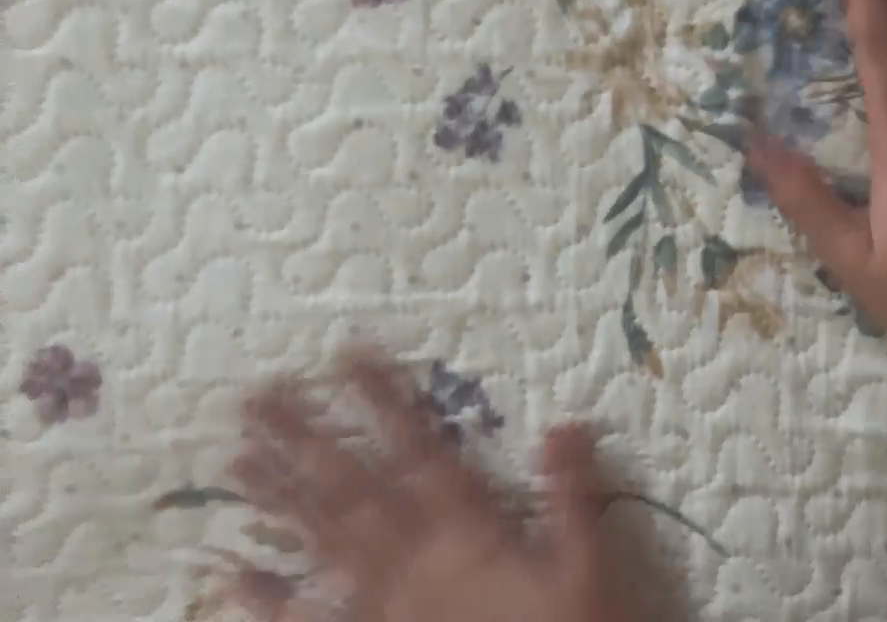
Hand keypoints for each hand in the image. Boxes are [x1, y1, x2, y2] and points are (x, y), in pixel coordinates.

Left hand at [229, 350, 621, 621]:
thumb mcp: (587, 565)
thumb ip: (572, 496)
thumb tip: (563, 424)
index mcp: (465, 538)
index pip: (420, 457)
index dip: (387, 405)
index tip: (351, 359)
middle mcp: (410, 565)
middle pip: (353, 494)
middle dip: (308, 439)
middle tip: (260, 395)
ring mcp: (379, 610)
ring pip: (321, 545)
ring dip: (278, 500)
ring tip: (235, 456)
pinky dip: (265, 602)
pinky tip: (230, 574)